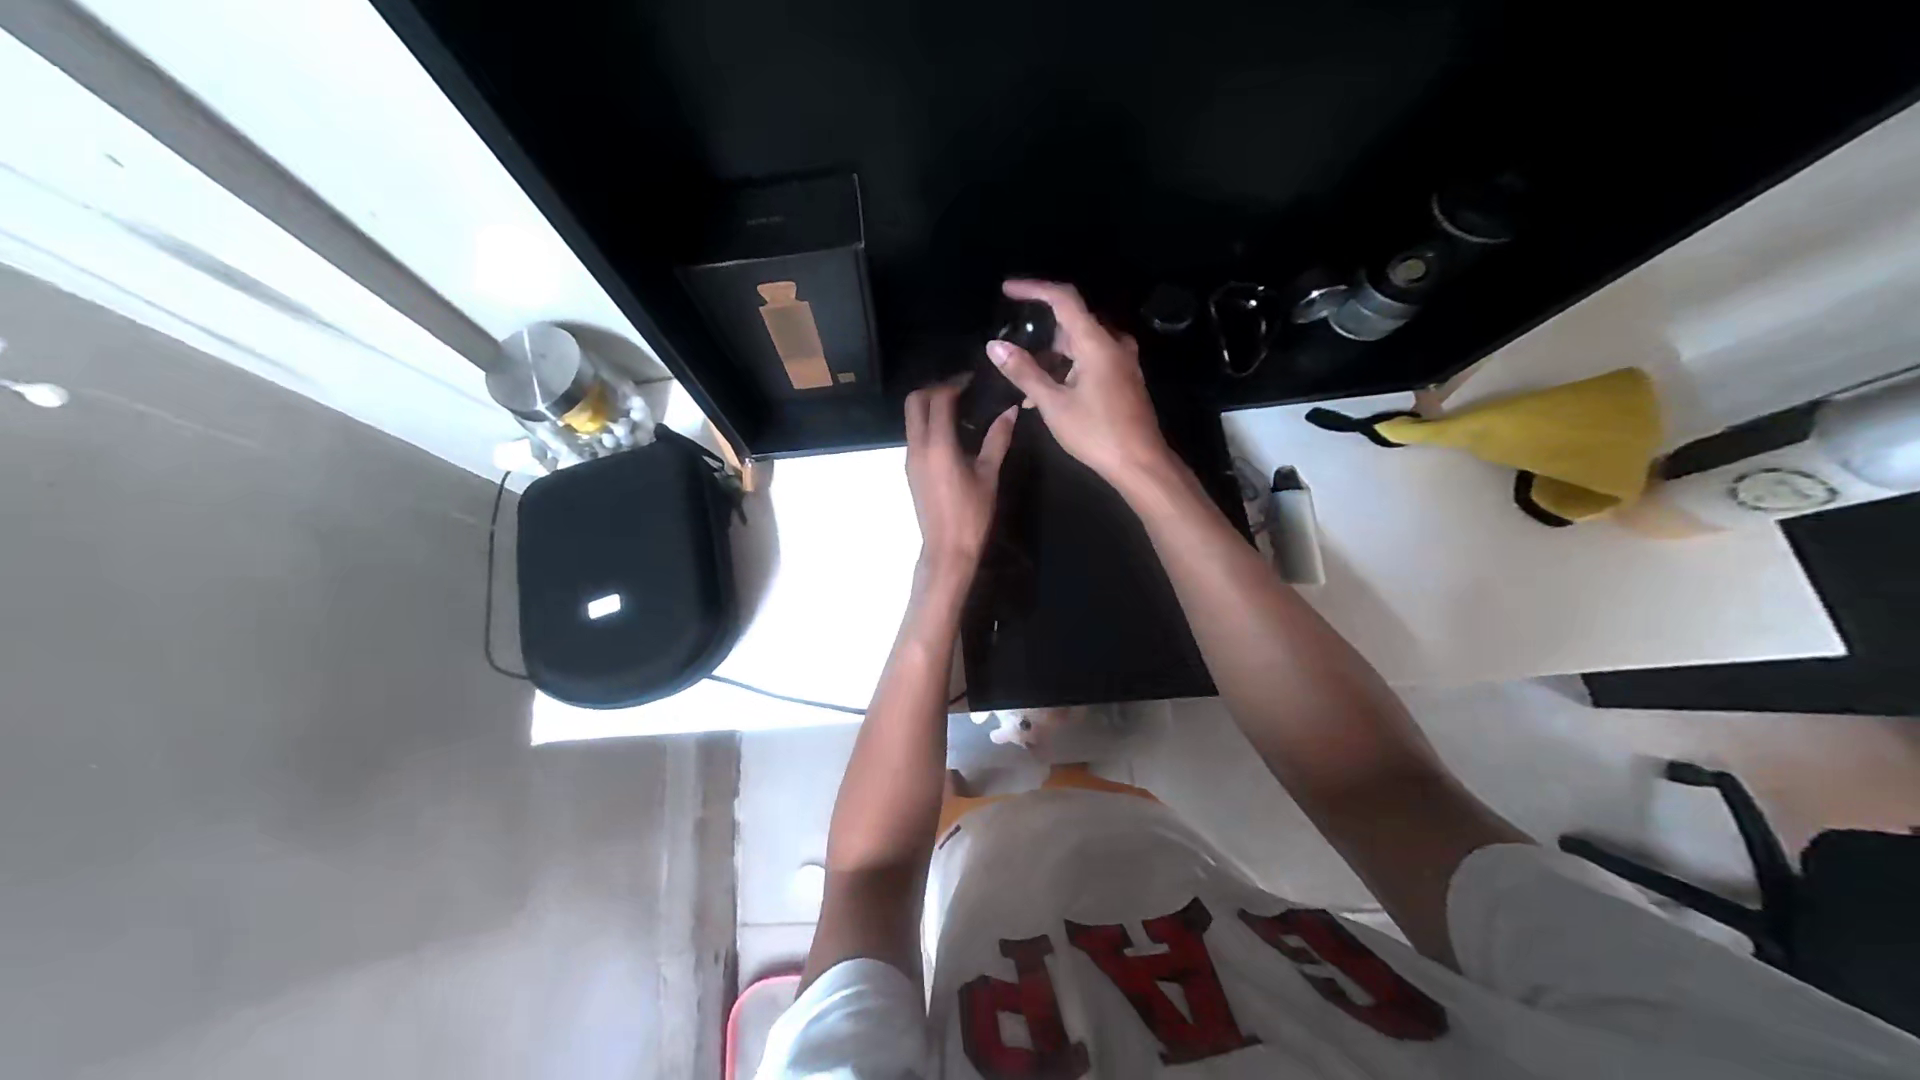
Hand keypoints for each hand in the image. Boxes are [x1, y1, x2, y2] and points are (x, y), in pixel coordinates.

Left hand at [904, 377, 1016, 574]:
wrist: (947, 548)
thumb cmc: (972, 513)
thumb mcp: (989, 474)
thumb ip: (997, 439)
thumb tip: (1010, 410)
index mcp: (938, 445)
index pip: (939, 399)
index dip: (954, 384)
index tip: (972, 380)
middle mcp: (918, 446)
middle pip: (915, 402)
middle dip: (935, 389)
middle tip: (961, 390)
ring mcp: (910, 458)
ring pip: (912, 418)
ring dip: (930, 406)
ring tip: (960, 408)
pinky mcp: (910, 469)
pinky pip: (915, 434)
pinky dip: (928, 423)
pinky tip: (953, 432)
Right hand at [985, 279, 1176, 486]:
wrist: (1140, 463)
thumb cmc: (1096, 433)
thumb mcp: (1053, 404)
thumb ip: (1024, 371)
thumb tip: (994, 346)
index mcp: (1097, 342)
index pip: (1064, 298)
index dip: (1034, 288)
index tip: (1007, 289)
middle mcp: (1113, 343)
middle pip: (1072, 322)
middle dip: (1040, 333)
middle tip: (1012, 345)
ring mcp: (1121, 361)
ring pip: (1080, 344)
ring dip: (1052, 357)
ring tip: (1024, 380)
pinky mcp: (1123, 377)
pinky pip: (1091, 360)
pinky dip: (1067, 368)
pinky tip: (1046, 394)